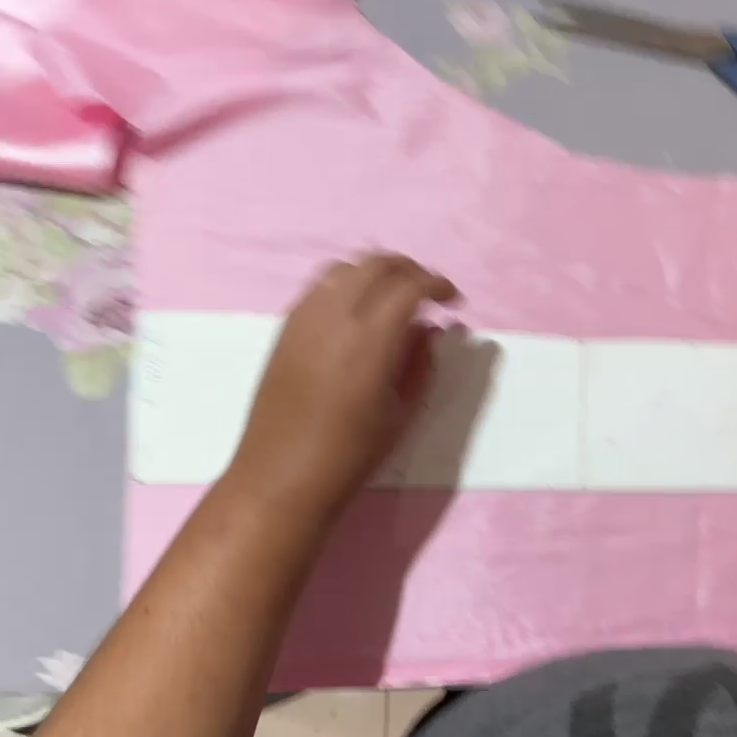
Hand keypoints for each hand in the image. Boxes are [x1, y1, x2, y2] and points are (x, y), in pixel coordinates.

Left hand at [225, 255, 458, 515]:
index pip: (409, 286)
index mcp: (370, 340)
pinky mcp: (285, 327)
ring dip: (376, 273)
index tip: (454, 301)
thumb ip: (421, 363)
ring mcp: (304, 317)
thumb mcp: (402, 412)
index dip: (438, 285)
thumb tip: (430, 329)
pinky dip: (347, 285)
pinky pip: (320, 287)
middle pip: (376, 264)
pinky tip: (359, 312)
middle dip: (410, 269)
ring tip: (394, 297)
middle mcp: (334, 316)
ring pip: (344, 268)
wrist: (282, 473)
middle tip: (429, 292)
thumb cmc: (352, 452)